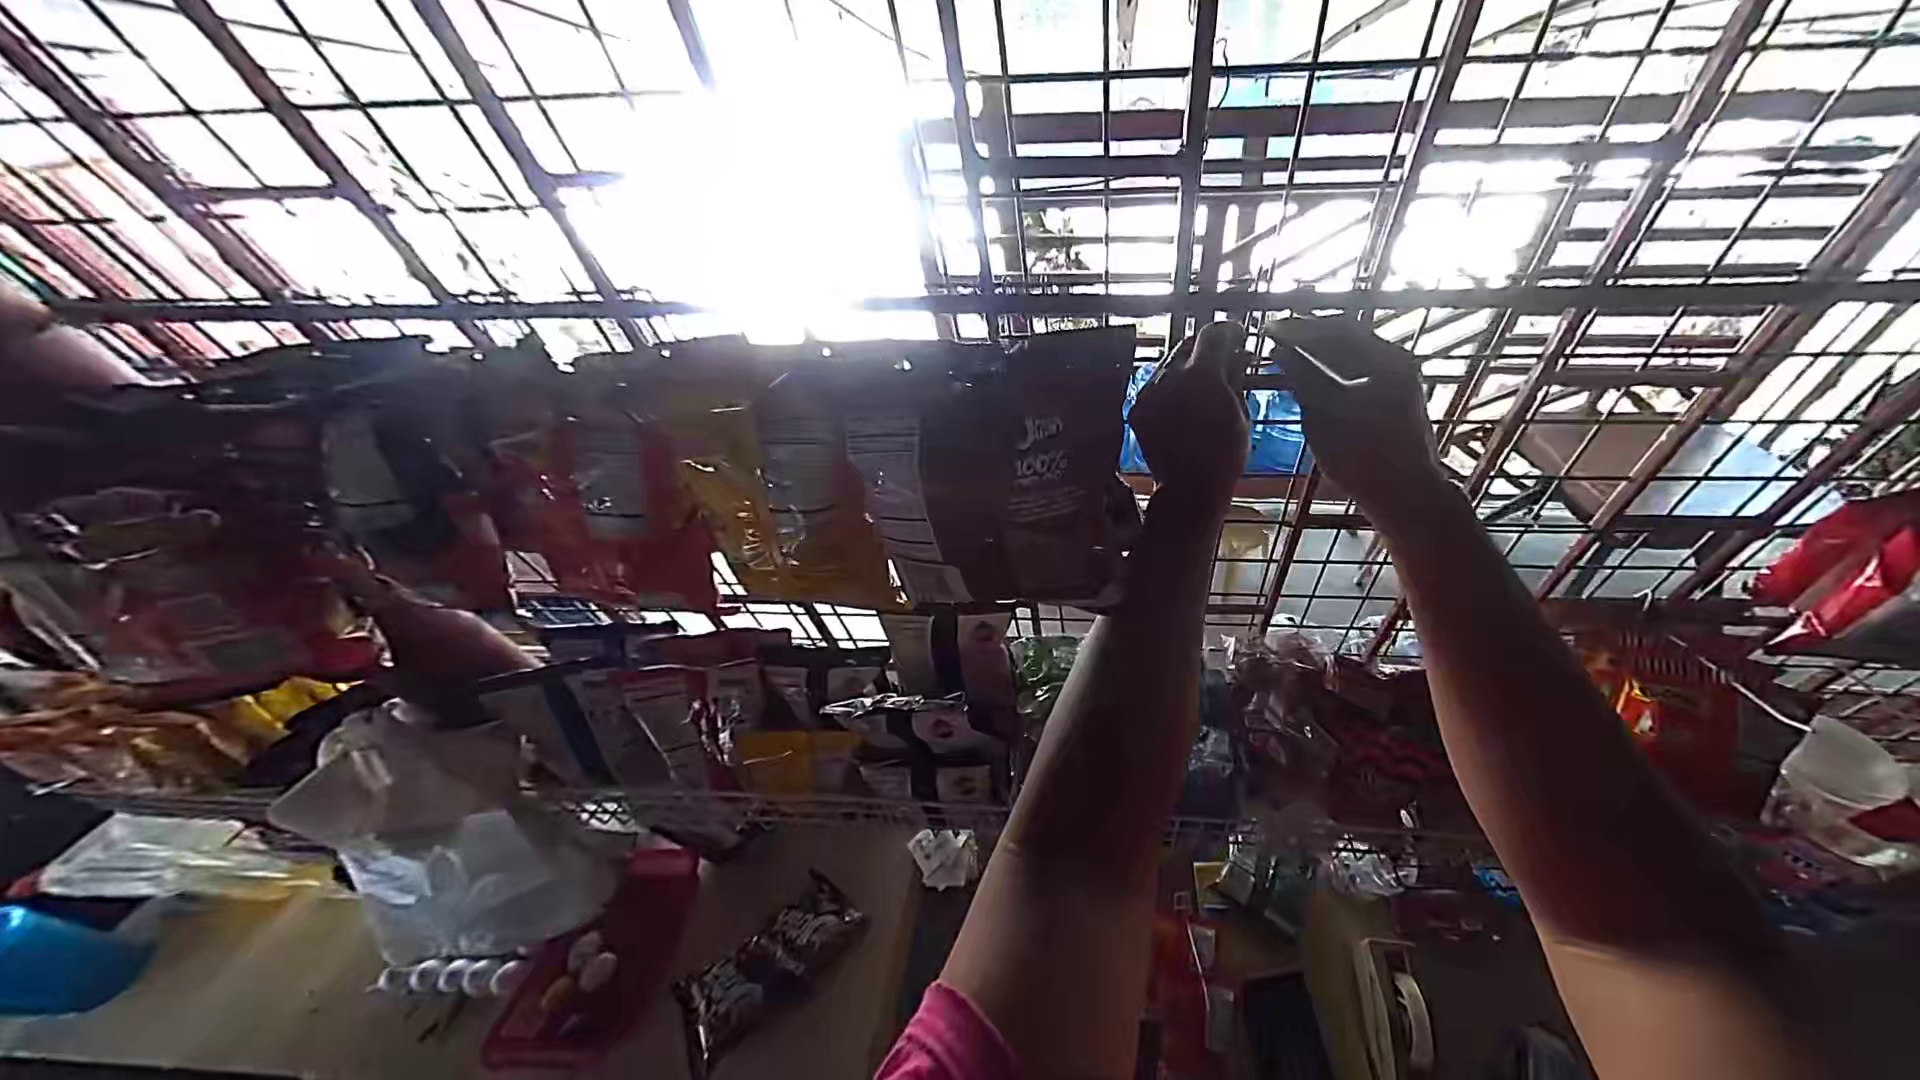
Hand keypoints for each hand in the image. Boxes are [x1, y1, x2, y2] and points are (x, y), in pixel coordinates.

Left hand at [1128, 321, 1250, 504]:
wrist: (1188, 488)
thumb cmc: (1224, 455)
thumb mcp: (1241, 411)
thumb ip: (1235, 377)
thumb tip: (1235, 356)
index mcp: (1201, 375)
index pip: (1214, 333)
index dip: (1229, 332)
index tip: (1238, 338)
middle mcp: (1169, 378)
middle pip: (1187, 346)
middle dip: (1205, 350)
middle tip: (1221, 362)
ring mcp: (1148, 394)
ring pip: (1168, 366)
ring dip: (1185, 370)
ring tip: (1201, 387)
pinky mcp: (1137, 410)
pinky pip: (1154, 388)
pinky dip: (1169, 390)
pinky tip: (1182, 406)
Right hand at [1267, 317, 1451, 525]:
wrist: (1404, 492)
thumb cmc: (1362, 457)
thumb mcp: (1323, 416)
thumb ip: (1303, 378)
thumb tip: (1281, 351)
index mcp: (1384, 361)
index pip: (1335, 330)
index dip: (1300, 328)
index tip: (1271, 329)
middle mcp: (1396, 362)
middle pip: (1347, 337)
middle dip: (1310, 337)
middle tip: (1278, 339)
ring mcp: (1399, 378)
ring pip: (1353, 352)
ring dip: (1321, 351)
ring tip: (1290, 357)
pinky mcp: (1396, 395)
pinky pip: (1359, 369)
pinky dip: (1333, 367)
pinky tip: (1313, 377)